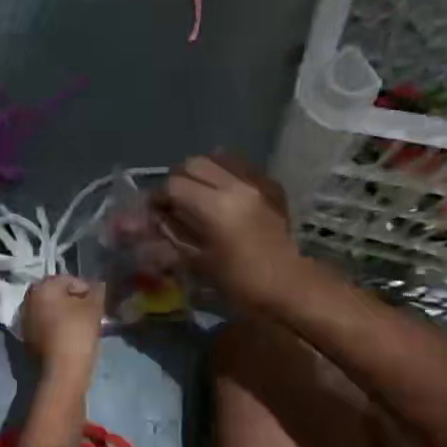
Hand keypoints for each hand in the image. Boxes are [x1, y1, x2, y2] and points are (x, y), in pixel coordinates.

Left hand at [20, 275, 104, 375]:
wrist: (62, 371)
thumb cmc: (78, 332)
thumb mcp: (94, 307)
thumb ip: (97, 291)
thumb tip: (99, 285)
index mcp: (42, 287)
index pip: (69, 280)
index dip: (86, 289)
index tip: (97, 302)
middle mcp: (28, 300)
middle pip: (56, 294)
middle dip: (73, 300)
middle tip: (90, 312)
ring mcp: (24, 320)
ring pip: (49, 310)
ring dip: (64, 313)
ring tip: (81, 324)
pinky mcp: (26, 338)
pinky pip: (44, 324)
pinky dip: (56, 326)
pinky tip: (69, 335)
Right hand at [153, 155, 303, 312]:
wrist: (290, 287)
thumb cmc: (241, 283)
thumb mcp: (200, 262)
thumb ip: (174, 233)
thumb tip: (158, 217)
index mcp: (214, 207)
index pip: (174, 185)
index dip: (159, 197)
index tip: (156, 212)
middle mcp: (235, 186)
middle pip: (194, 164)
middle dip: (178, 180)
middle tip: (175, 202)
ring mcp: (256, 183)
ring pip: (218, 158)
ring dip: (202, 173)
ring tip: (199, 194)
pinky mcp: (271, 186)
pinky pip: (242, 167)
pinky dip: (226, 174)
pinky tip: (224, 193)